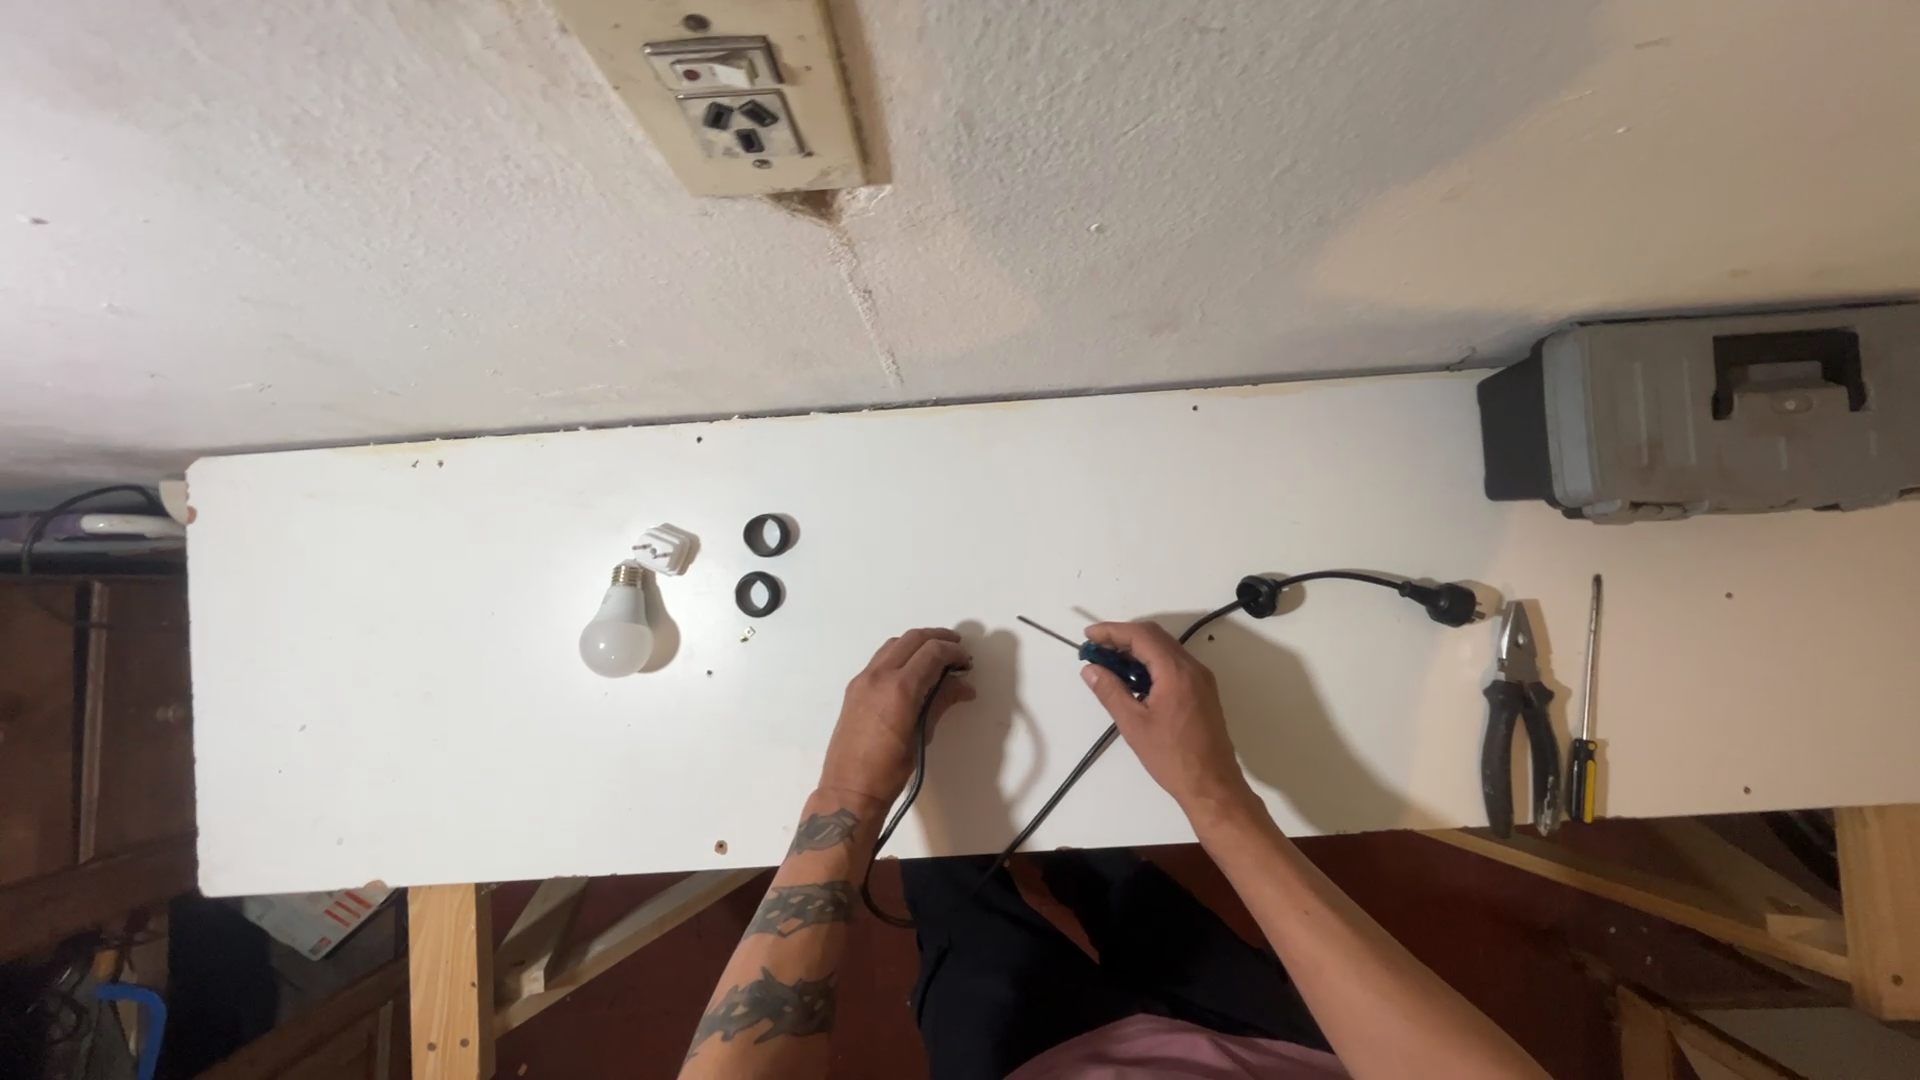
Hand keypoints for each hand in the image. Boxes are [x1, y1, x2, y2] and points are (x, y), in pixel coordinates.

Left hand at [819, 628, 974, 809]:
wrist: (849, 789)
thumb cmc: (890, 770)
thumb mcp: (923, 735)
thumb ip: (942, 702)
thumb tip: (964, 686)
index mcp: (900, 688)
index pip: (933, 652)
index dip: (954, 652)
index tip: (966, 662)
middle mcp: (879, 675)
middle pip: (913, 638)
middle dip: (938, 638)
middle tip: (957, 649)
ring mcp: (863, 679)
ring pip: (895, 644)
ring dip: (918, 643)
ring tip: (937, 657)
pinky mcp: (855, 687)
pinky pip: (881, 658)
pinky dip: (901, 654)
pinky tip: (913, 671)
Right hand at [1080, 621, 1253, 815]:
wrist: (1212, 786)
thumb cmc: (1171, 757)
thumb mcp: (1133, 724)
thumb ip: (1110, 691)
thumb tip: (1090, 669)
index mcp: (1176, 672)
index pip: (1141, 636)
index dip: (1112, 631)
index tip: (1089, 636)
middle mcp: (1192, 668)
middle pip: (1154, 636)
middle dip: (1122, 637)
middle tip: (1096, 649)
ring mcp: (1201, 679)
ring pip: (1165, 649)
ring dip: (1136, 649)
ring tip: (1109, 663)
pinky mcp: (1202, 691)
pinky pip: (1174, 664)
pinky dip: (1151, 662)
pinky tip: (1133, 678)